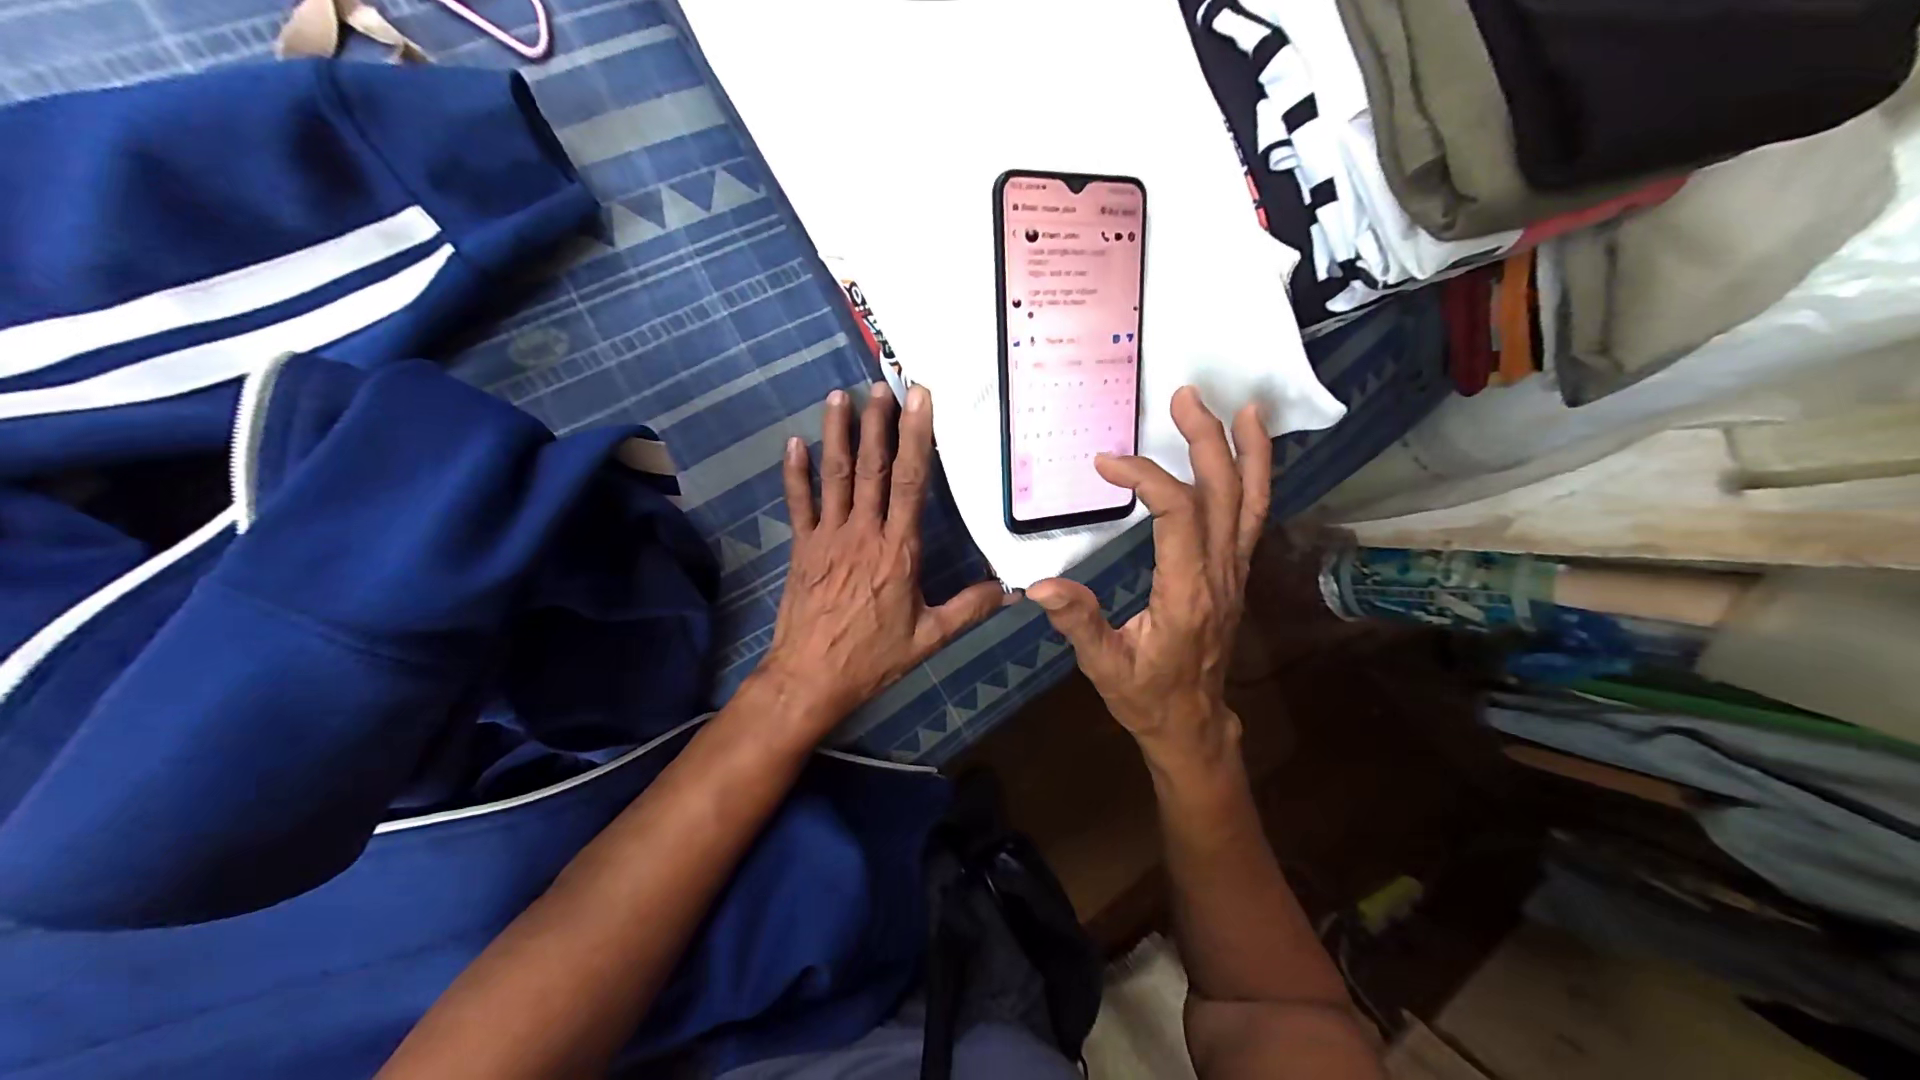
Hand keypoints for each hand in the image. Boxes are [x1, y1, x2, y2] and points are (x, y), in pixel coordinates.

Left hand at [754, 384, 1008, 741]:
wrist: (809, 679)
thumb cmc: (872, 659)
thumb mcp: (928, 638)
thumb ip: (969, 609)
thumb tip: (1010, 590)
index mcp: (898, 550)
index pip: (911, 483)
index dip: (916, 438)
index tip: (920, 401)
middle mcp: (862, 533)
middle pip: (872, 467)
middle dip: (878, 422)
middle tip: (882, 384)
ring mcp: (827, 537)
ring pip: (833, 476)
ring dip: (837, 433)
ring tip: (840, 397)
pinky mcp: (802, 548)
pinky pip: (798, 503)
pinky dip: (795, 472)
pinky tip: (794, 442)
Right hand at [1027, 386, 1270, 769]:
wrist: (1192, 722)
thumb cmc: (1145, 695)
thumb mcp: (1105, 666)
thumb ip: (1079, 623)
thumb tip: (1039, 586)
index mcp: (1186, 593)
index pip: (1178, 516)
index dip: (1146, 479)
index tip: (1106, 463)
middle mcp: (1220, 574)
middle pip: (1224, 495)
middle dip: (1206, 442)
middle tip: (1183, 398)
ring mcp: (1235, 572)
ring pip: (1252, 502)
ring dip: (1247, 452)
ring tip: (1242, 407)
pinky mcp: (1235, 572)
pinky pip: (1253, 517)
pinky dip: (1255, 478)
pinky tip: (1248, 452)